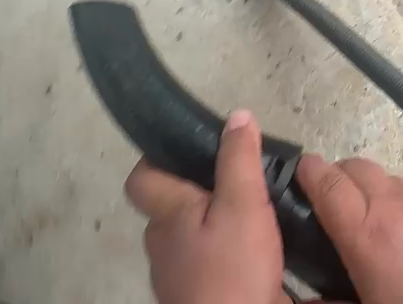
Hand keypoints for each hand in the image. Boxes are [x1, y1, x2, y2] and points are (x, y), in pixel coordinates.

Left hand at [125, 109, 285, 303]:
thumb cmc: (232, 271)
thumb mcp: (245, 204)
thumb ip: (239, 159)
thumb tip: (236, 116)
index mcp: (167, 218)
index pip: (142, 179)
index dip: (161, 156)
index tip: (197, 143)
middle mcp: (163, 246)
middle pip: (173, 204)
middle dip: (204, 185)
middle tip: (244, 172)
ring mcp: (178, 277)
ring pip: (193, 232)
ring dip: (219, 217)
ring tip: (259, 205)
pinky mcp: (198, 296)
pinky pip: (208, 258)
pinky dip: (227, 246)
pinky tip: (260, 245)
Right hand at [297, 154, 402, 303]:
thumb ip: (333, 302)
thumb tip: (307, 301)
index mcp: (367, 231)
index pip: (329, 184)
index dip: (309, 173)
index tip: (298, 171)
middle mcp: (396, 202)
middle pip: (356, 167)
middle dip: (337, 177)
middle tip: (326, 205)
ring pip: (387, 178)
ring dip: (371, 191)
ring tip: (369, 227)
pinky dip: (400, 201)